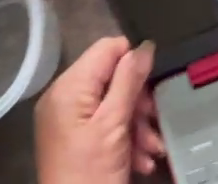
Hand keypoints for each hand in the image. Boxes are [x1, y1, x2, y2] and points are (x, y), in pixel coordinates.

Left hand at [36, 38, 164, 183]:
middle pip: (110, 79)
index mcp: (68, 86)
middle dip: (137, 102)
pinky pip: (102, 126)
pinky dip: (124, 139)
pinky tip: (141, 161)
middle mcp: (63, 97)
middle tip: (154, 124)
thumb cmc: (92, 174)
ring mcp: (67, 121)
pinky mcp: (73, 141)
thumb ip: (128, 81)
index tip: (153, 87)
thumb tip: (144, 45)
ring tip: (152, 150)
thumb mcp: (114, 126)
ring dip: (136, 125)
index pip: (105, 49)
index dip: (133, 62)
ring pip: (111, 105)